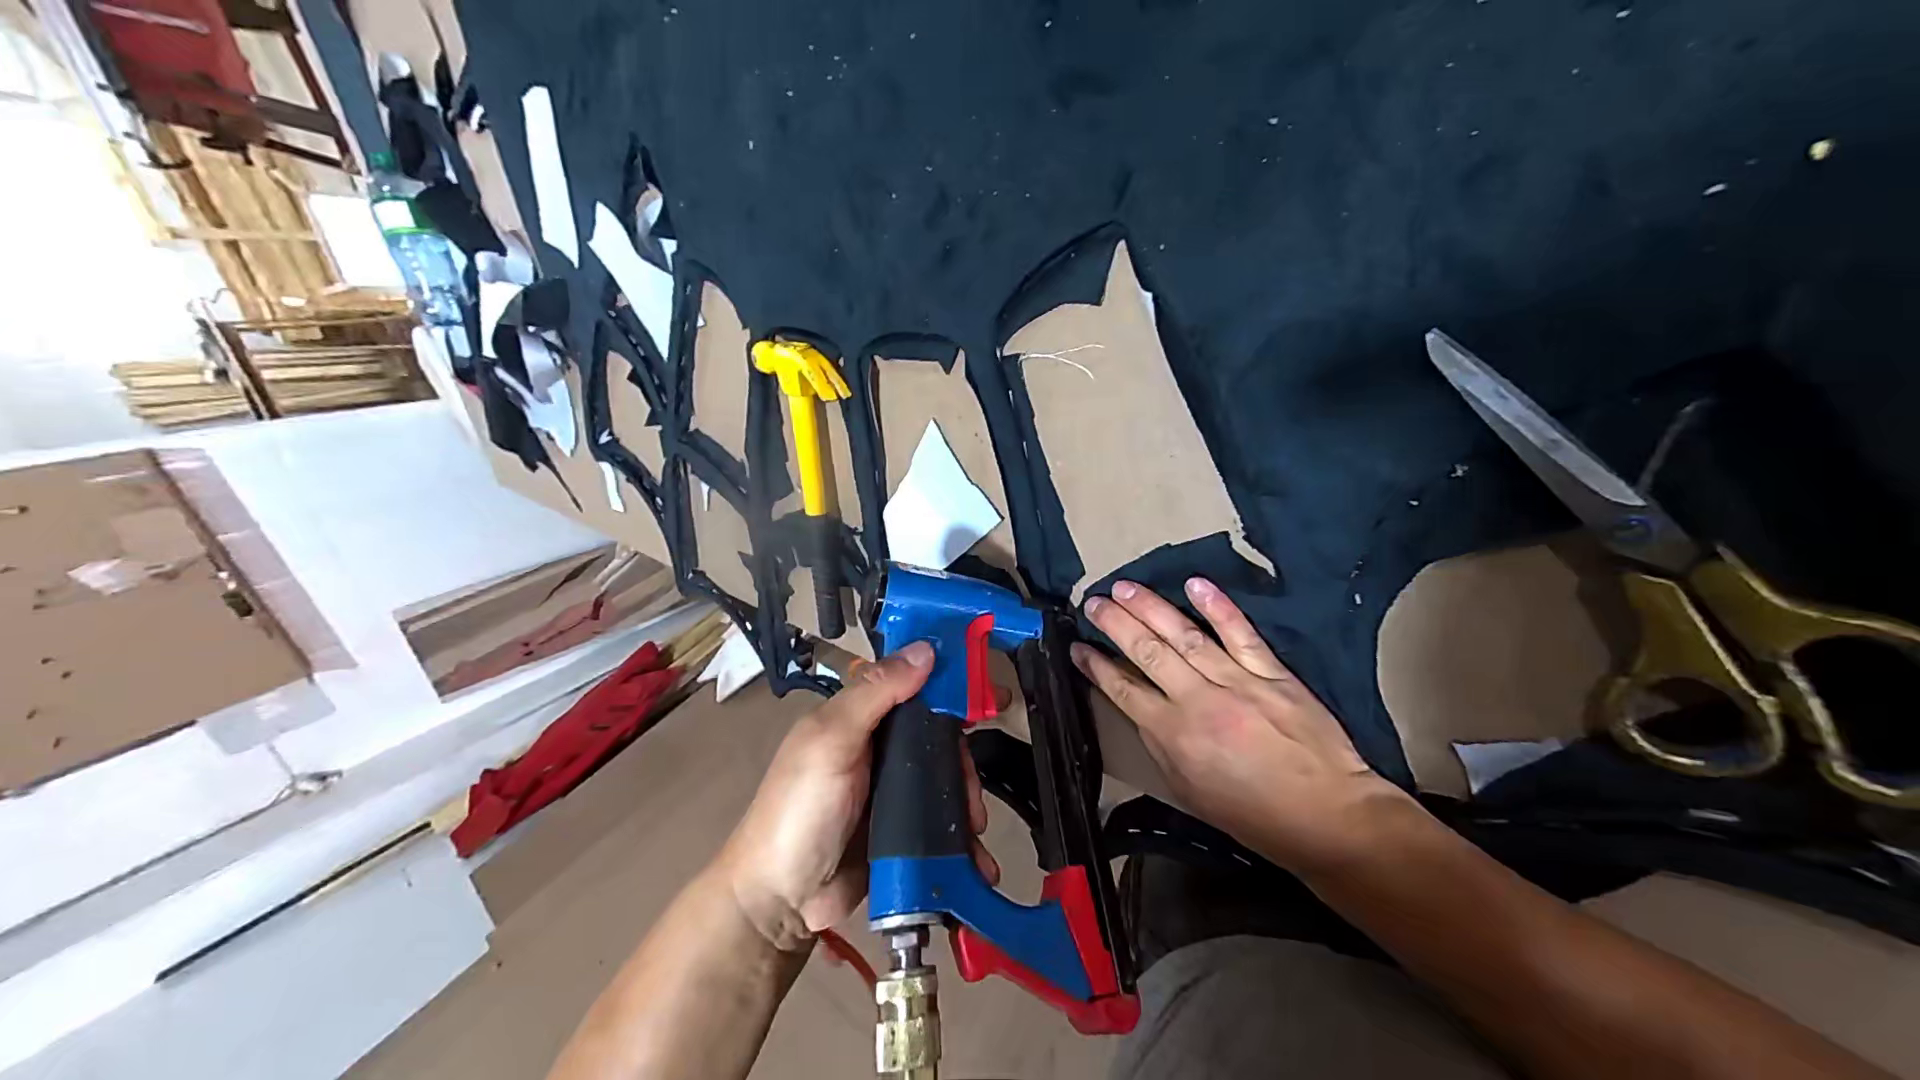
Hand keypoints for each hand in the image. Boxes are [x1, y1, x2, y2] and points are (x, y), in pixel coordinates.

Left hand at [719, 643, 998, 951]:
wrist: (780, 902)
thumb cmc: (799, 809)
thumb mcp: (831, 740)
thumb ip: (875, 692)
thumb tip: (926, 649)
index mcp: (860, 717)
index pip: (912, 685)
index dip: (950, 683)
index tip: (992, 690)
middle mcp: (880, 748)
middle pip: (940, 737)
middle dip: (964, 759)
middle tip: (974, 788)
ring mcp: (893, 792)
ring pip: (947, 780)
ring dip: (968, 800)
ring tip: (974, 827)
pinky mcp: (904, 832)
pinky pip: (943, 823)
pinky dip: (964, 839)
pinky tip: (976, 859)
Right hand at [1073, 577, 1412, 870]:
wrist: (1327, 815)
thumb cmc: (1252, 812)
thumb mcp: (1189, 789)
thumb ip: (1160, 744)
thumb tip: (1140, 708)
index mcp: (1174, 735)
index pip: (1123, 689)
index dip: (1096, 666)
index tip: (1078, 647)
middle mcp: (1198, 701)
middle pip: (1147, 652)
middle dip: (1115, 624)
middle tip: (1093, 603)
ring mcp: (1237, 681)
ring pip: (1185, 635)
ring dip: (1151, 608)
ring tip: (1124, 588)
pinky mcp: (1272, 673)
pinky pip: (1240, 634)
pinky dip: (1217, 607)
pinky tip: (1195, 584)